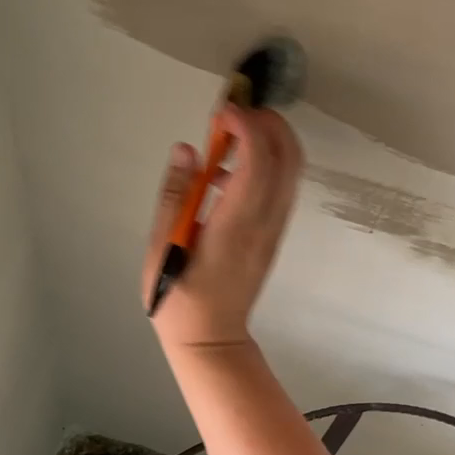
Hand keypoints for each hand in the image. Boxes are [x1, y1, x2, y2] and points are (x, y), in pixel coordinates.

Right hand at [144, 104, 303, 349]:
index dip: (245, 126)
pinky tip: (227, 175)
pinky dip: (266, 165)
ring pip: (291, 170)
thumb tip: (187, 149)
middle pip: (288, 157)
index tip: (221, 114)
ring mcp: (274, 230)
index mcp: (235, 225)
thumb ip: (174, 196)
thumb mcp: (162, 248)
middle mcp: (265, 223)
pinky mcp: (273, 236)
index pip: (257, 161)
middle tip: (232, 117)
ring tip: (227, 141)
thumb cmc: (179, 299)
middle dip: (268, 123)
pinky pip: (281, 188)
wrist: (211, 340)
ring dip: (269, 142)